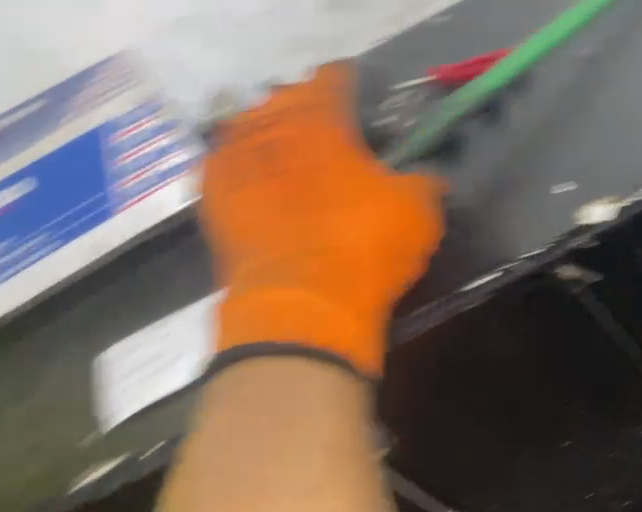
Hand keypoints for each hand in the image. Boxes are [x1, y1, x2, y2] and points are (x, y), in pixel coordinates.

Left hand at [200, 63, 443, 376]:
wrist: (303, 300)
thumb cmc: (366, 246)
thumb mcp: (418, 214)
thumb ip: (422, 183)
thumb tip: (428, 176)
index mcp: (320, 120)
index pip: (332, 81)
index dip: (349, 84)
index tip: (359, 91)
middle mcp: (268, 126)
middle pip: (285, 101)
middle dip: (307, 110)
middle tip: (330, 131)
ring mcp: (232, 159)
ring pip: (253, 131)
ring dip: (275, 139)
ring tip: (296, 158)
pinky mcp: (213, 197)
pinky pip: (232, 168)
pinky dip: (252, 172)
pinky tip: (268, 189)